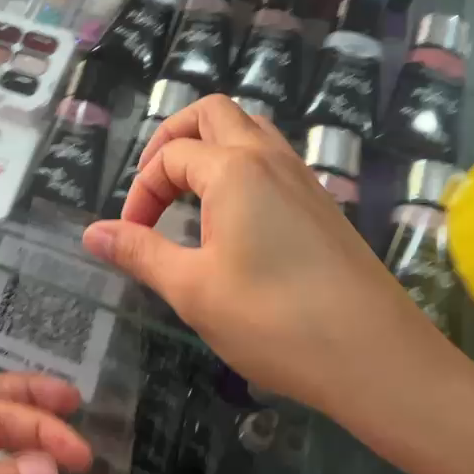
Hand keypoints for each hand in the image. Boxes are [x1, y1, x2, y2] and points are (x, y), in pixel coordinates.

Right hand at [80, 95, 461, 423]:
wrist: (381, 361)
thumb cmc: (276, 322)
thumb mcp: (194, 291)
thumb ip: (140, 253)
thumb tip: (92, 233)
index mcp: (233, 169)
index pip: (169, 157)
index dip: (140, 192)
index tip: (130, 236)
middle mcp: (268, 157)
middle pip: (212, 113)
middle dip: (172, 138)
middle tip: (155, 186)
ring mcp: (302, 177)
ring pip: (249, 128)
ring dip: (210, 145)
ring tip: (190, 192)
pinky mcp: (322, 202)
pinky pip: (272, 156)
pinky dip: (241, 164)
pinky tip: (235, 216)